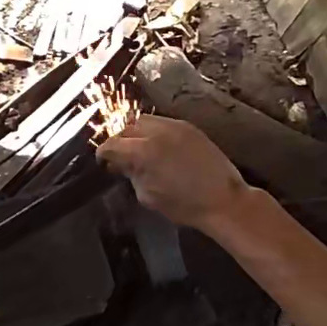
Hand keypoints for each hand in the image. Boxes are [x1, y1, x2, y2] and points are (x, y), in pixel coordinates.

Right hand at [97, 115, 254, 232]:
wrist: (223, 200)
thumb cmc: (184, 205)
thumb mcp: (148, 195)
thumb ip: (131, 175)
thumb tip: (121, 164)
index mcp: (144, 151)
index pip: (113, 144)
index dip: (104, 153)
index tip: (103, 160)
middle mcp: (157, 132)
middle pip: (127, 128)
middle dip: (120, 141)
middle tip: (121, 157)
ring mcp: (175, 126)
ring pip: (145, 120)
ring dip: (137, 133)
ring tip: (139, 149)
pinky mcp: (190, 127)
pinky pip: (163, 122)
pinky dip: (154, 131)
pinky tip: (158, 146)